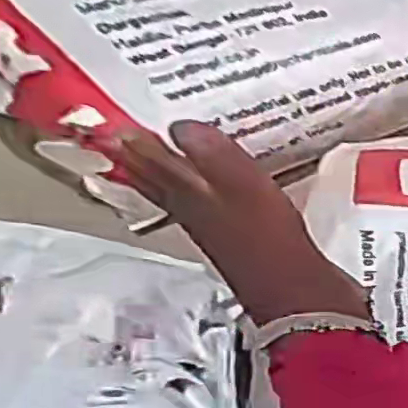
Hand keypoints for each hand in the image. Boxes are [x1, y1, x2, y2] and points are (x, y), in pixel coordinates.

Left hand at [107, 123, 369, 324]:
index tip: (109, 114)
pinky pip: (217, 204)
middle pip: (156, 177)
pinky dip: (212, 190)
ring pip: (183, 191)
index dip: (128, 136)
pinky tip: (223, 188)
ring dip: (174, 171)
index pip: (145, 157)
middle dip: (142, 154)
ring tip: (171, 151)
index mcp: (187, 193)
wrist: (298, 293)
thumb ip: (216, 155)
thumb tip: (183, 126)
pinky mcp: (246, 238)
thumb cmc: (269, 242)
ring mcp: (218, 226)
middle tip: (127, 130)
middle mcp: (193, 209)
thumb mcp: (245, 188)